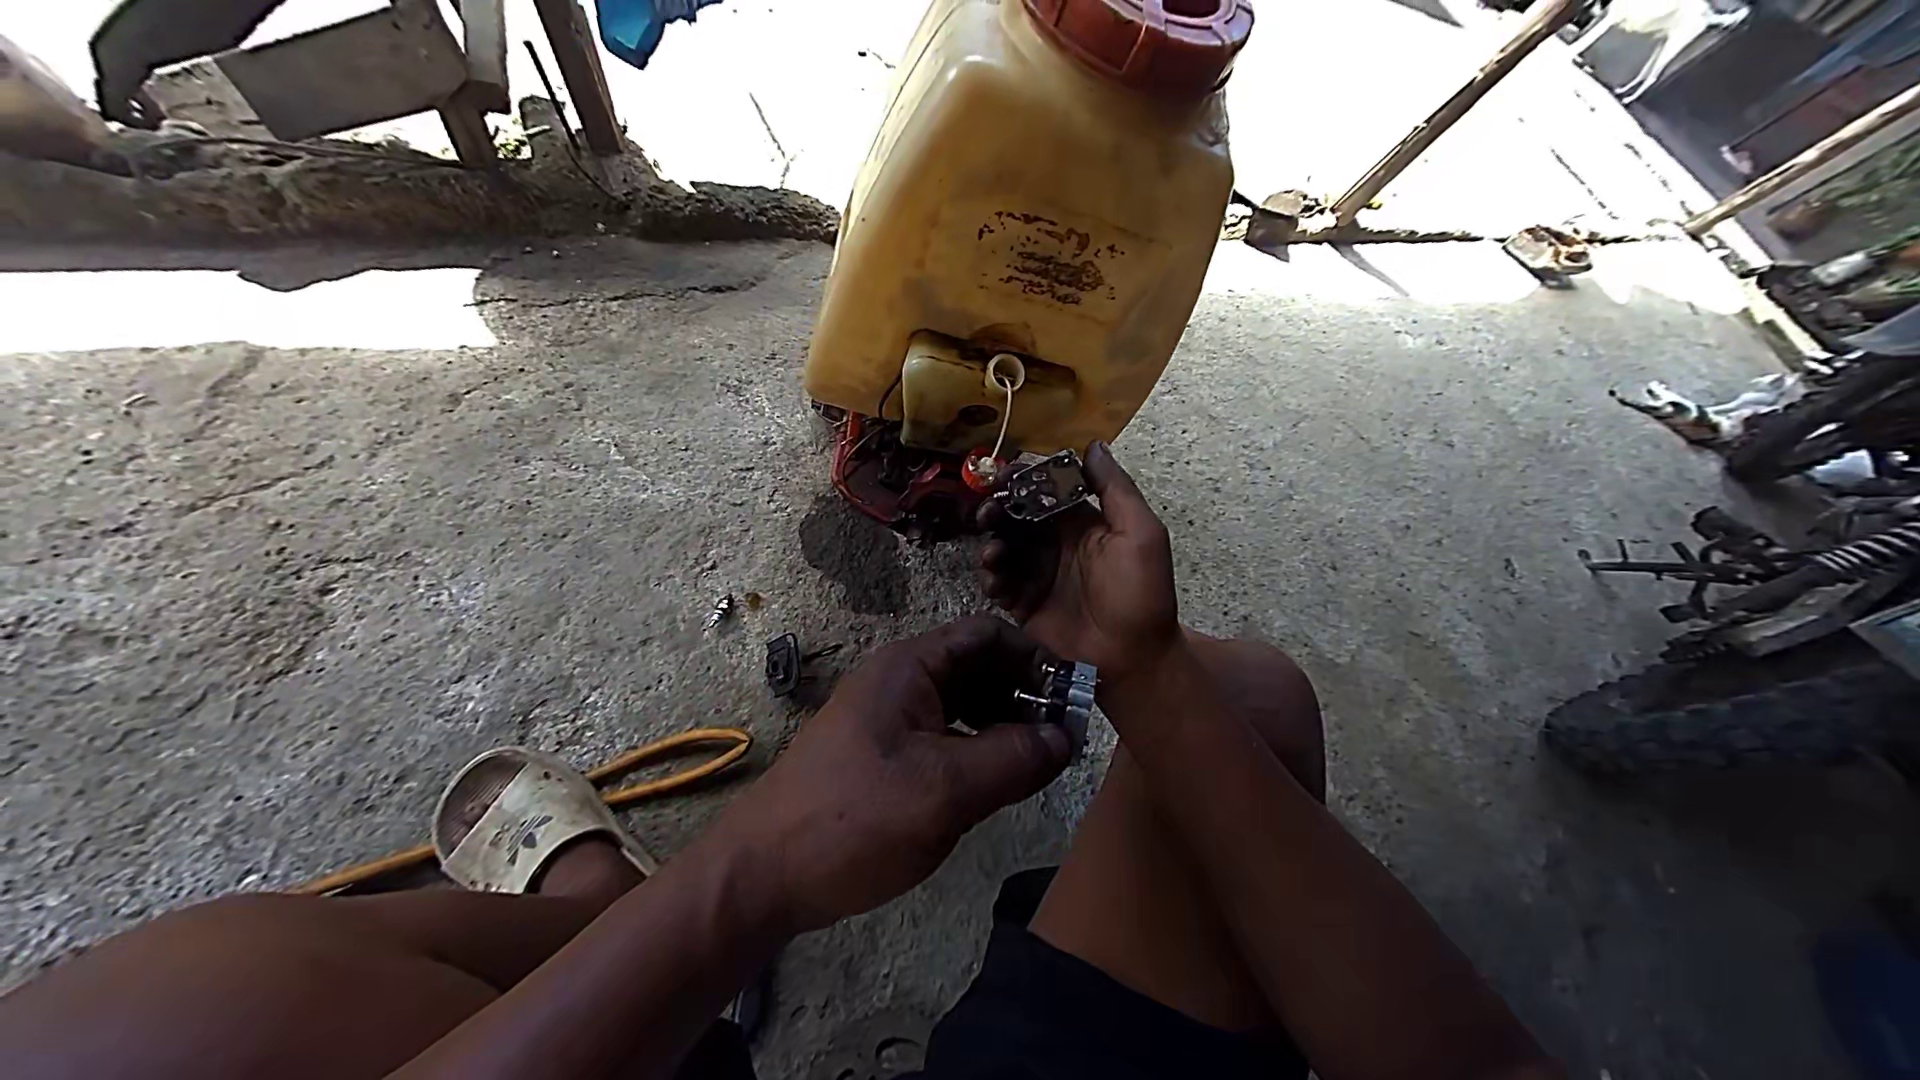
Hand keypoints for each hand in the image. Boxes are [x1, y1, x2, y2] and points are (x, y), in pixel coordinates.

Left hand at [711, 616, 1071, 934]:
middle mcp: (902, 682)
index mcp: (910, 667)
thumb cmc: (853, 819)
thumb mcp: (945, 790)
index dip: (1034, 657)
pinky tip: (1000, 781)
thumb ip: (1013, 760)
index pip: (987, 635)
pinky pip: (946, 737)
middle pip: (978, 668)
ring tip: (1041, 762)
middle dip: (1024, 695)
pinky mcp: (887, 755)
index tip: (1073, 695)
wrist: (762, 874)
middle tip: (1065, 737)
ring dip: (1004, 726)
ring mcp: (892, 718)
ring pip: (964, 705)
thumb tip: (1067, 739)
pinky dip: (979, 750)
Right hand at [977, 441, 1179, 679]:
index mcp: (1083, 523)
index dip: (1025, 480)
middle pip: (1018, 516)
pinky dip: (991, 577)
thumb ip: (1115, 488)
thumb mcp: (1140, 534)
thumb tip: (1093, 445)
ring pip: (1003, 546)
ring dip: (993, 544)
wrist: (1132, 660)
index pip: (1047, 490)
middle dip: (999, 510)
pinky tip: (995, 580)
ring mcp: (1038, 573)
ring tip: (994, 555)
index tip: (1006, 475)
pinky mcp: (1024, 601)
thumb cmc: (1140, 594)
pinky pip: (999, 581)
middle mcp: (1057, 543)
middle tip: (988, 513)